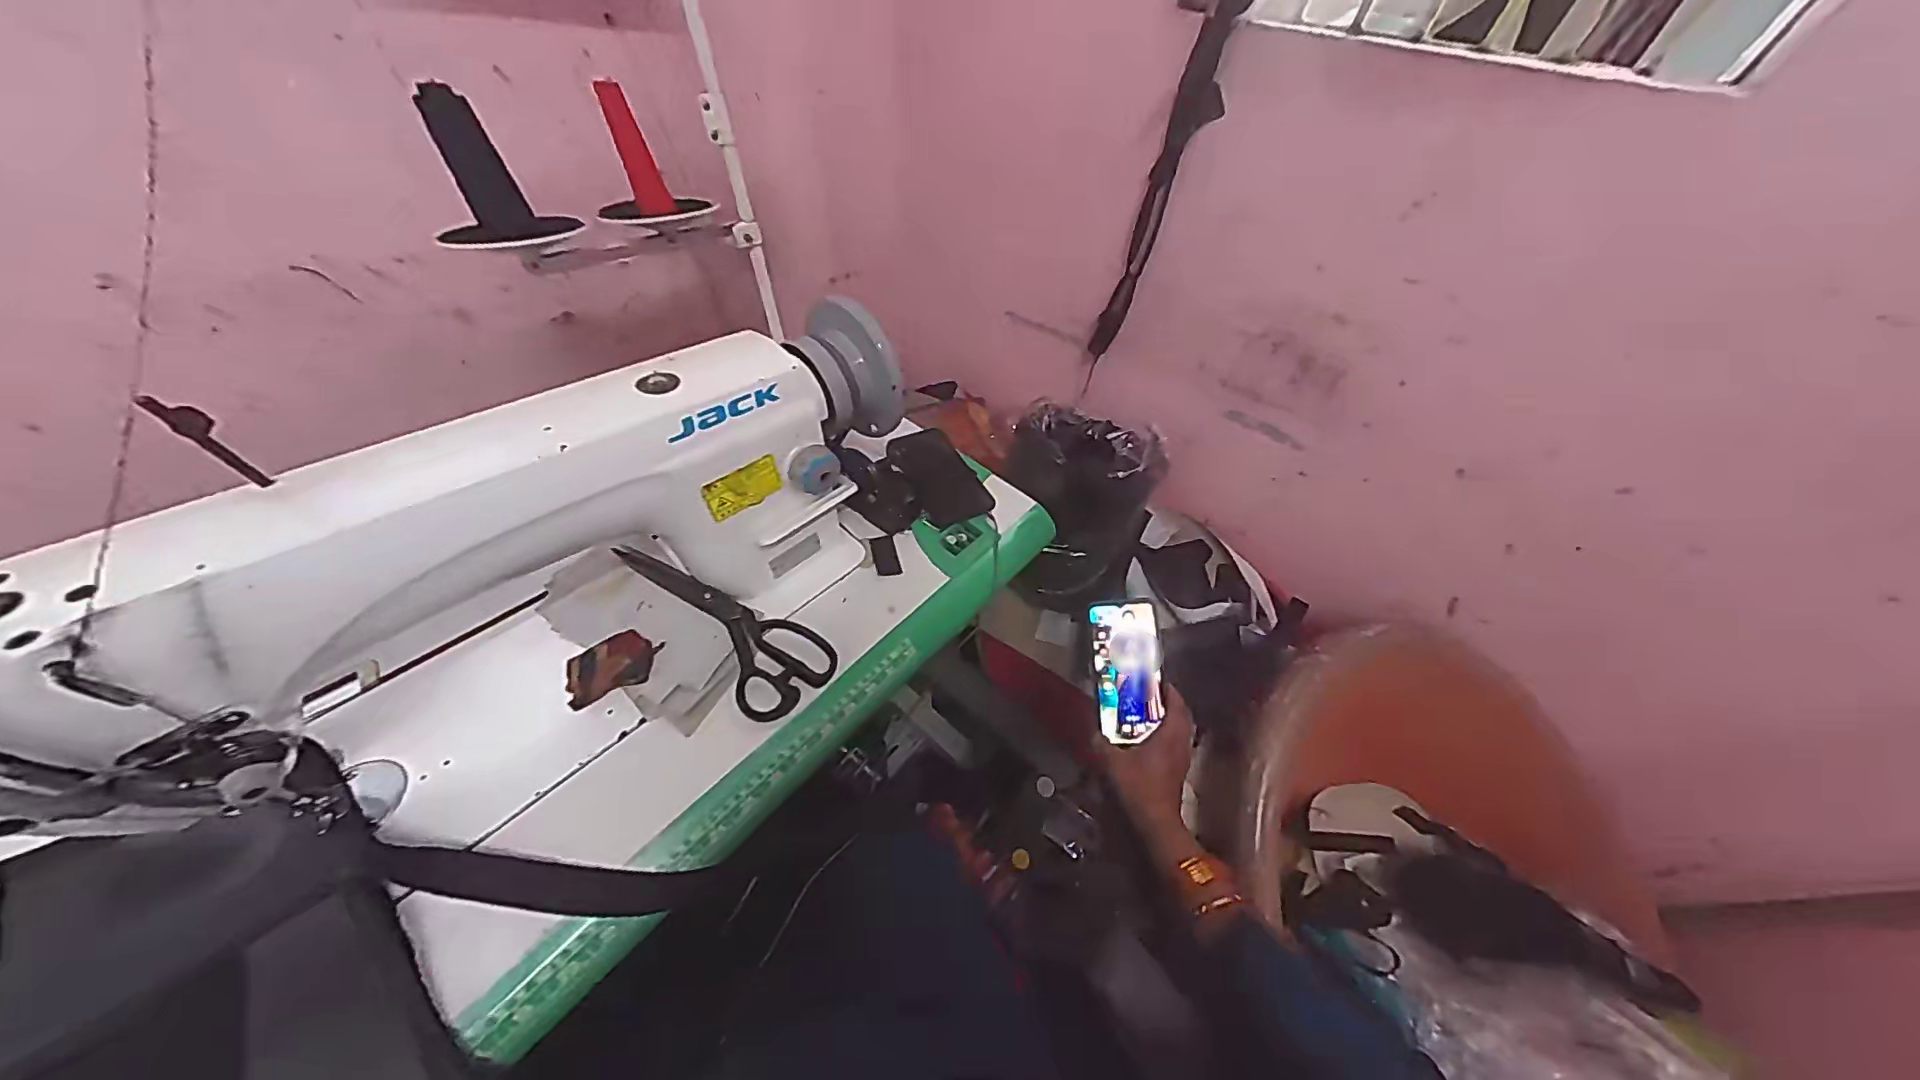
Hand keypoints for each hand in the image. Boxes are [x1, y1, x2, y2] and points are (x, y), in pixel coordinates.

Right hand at [1097, 685, 1193, 840]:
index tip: (1154, 680)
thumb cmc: (1137, 787)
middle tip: (1148, 695)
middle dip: (1167, 702)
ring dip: (1167, 719)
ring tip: (1147, 714)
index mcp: (1170, 734)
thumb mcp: (1112, 761)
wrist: (1154, 823)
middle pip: (1182, 715)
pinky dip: (1165, 735)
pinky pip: (1175, 744)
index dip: (1168, 689)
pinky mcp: (1178, 772)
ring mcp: (1182, 759)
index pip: (1177, 703)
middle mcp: (1181, 744)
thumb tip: (1093, 730)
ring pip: (1180, 731)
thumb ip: (1101, 742)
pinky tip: (1147, 739)